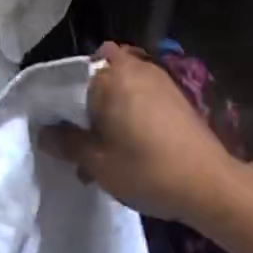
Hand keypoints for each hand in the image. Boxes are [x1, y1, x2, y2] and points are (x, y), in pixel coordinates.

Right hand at [42, 42, 242, 221]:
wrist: (207, 184)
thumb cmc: (146, 171)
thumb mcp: (98, 163)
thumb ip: (68, 144)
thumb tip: (45, 132)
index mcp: (109, 77)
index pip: (67, 76)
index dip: (54, 102)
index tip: (51, 130)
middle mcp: (134, 67)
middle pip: (94, 78)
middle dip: (82, 106)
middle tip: (77, 140)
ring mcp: (158, 79)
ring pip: (117, 88)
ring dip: (104, 113)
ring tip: (99, 151)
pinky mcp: (173, 96)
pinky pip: (137, 98)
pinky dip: (125, 116)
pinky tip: (124, 147)